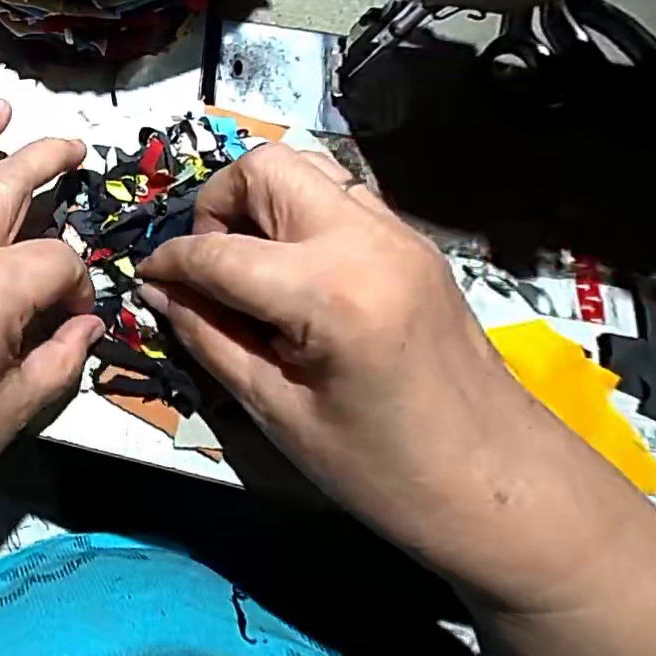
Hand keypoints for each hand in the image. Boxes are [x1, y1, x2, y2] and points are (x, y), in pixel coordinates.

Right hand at [137, 144, 648, 611]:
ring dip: (258, 201)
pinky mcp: (412, 240)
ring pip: (304, 167)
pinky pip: (338, 195)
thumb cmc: (386, 472)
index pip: (219, 251)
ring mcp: (397, 232)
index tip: (147, 277)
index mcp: (329, 292)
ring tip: (247, 262)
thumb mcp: (278, 413)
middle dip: (215, 206)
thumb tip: (158, 292)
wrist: (508, 489)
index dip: (170, 262)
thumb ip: (208, 338)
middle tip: (207, 266)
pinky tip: (292, 269)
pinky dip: (297, 212)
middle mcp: (366, 238)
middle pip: (263, 167)